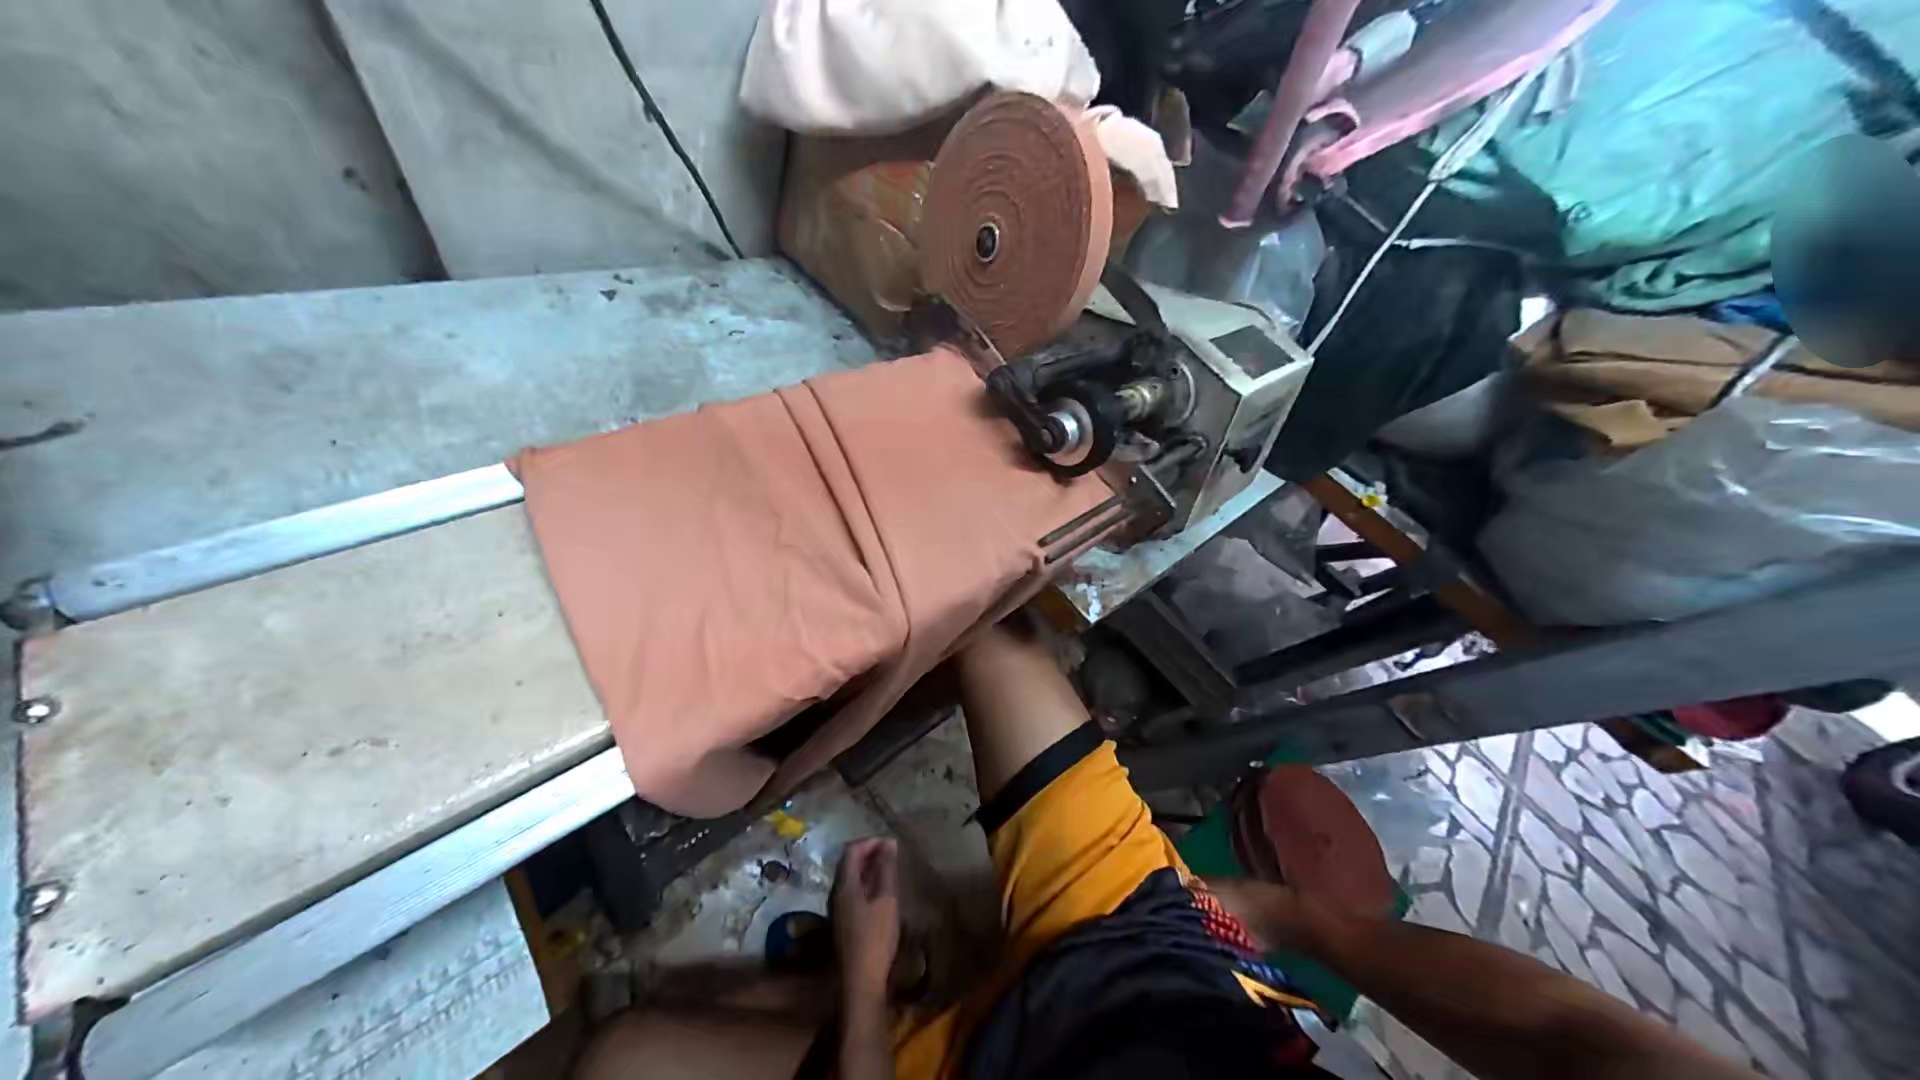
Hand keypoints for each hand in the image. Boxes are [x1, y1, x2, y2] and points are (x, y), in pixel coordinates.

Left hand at [831, 837, 900, 1001]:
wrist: (860, 982)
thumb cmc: (875, 937)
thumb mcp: (886, 900)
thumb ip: (886, 870)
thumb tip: (888, 843)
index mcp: (844, 885)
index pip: (852, 851)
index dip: (870, 842)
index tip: (891, 843)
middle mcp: (836, 894)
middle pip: (848, 863)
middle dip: (869, 853)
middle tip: (892, 852)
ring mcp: (838, 909)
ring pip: (850, 878)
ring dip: (868, 868)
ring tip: (889, 868)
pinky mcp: (843, 922)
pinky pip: (853, 892)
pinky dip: (867, 883)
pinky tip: (881, 891)